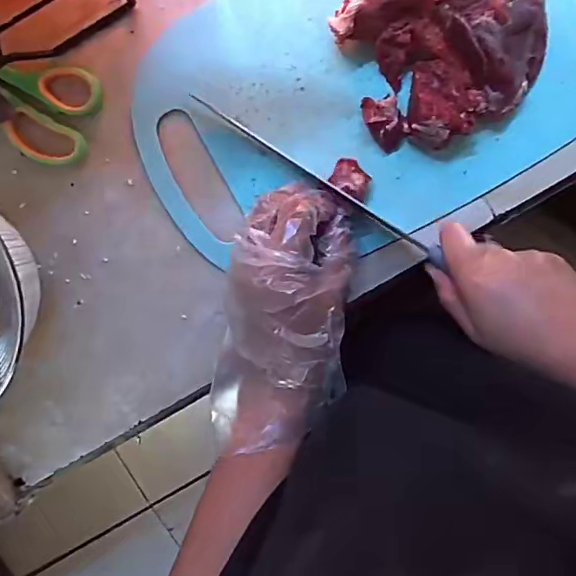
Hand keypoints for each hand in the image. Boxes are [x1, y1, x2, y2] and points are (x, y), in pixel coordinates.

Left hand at [212, 183, 353, 453]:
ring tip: (308, 217)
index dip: (321, 202)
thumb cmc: (309, 338)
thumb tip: (340, 223)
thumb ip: (339, 251)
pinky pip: (251, 233)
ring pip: (258, 215)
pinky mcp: (235, 271)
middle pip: (273, 203)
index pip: (298, 208)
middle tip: (324, 206)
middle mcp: (253, 251)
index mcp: (279, 256)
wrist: (271, 376)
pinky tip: (289, 235)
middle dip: (300, 198)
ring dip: (282, 207)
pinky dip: (269, 223)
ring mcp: (240, 260)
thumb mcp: (334, 293)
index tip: (339, 208)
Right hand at [427, 222, 575, 376]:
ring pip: (504, 257)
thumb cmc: (520, 344)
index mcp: (474, 271)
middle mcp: (499, 253)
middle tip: (491, 301)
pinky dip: (530, 277)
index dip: (448, 246)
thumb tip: (435, 270)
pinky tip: (543, 301)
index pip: (450, 233)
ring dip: (506, 274)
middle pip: (477, 249)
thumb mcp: (473, 331)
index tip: (453, 269)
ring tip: (522, 306)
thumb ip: (449, 295)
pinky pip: (528, 262)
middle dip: (478, 268)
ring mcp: (527, 253)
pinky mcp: (552, 256)